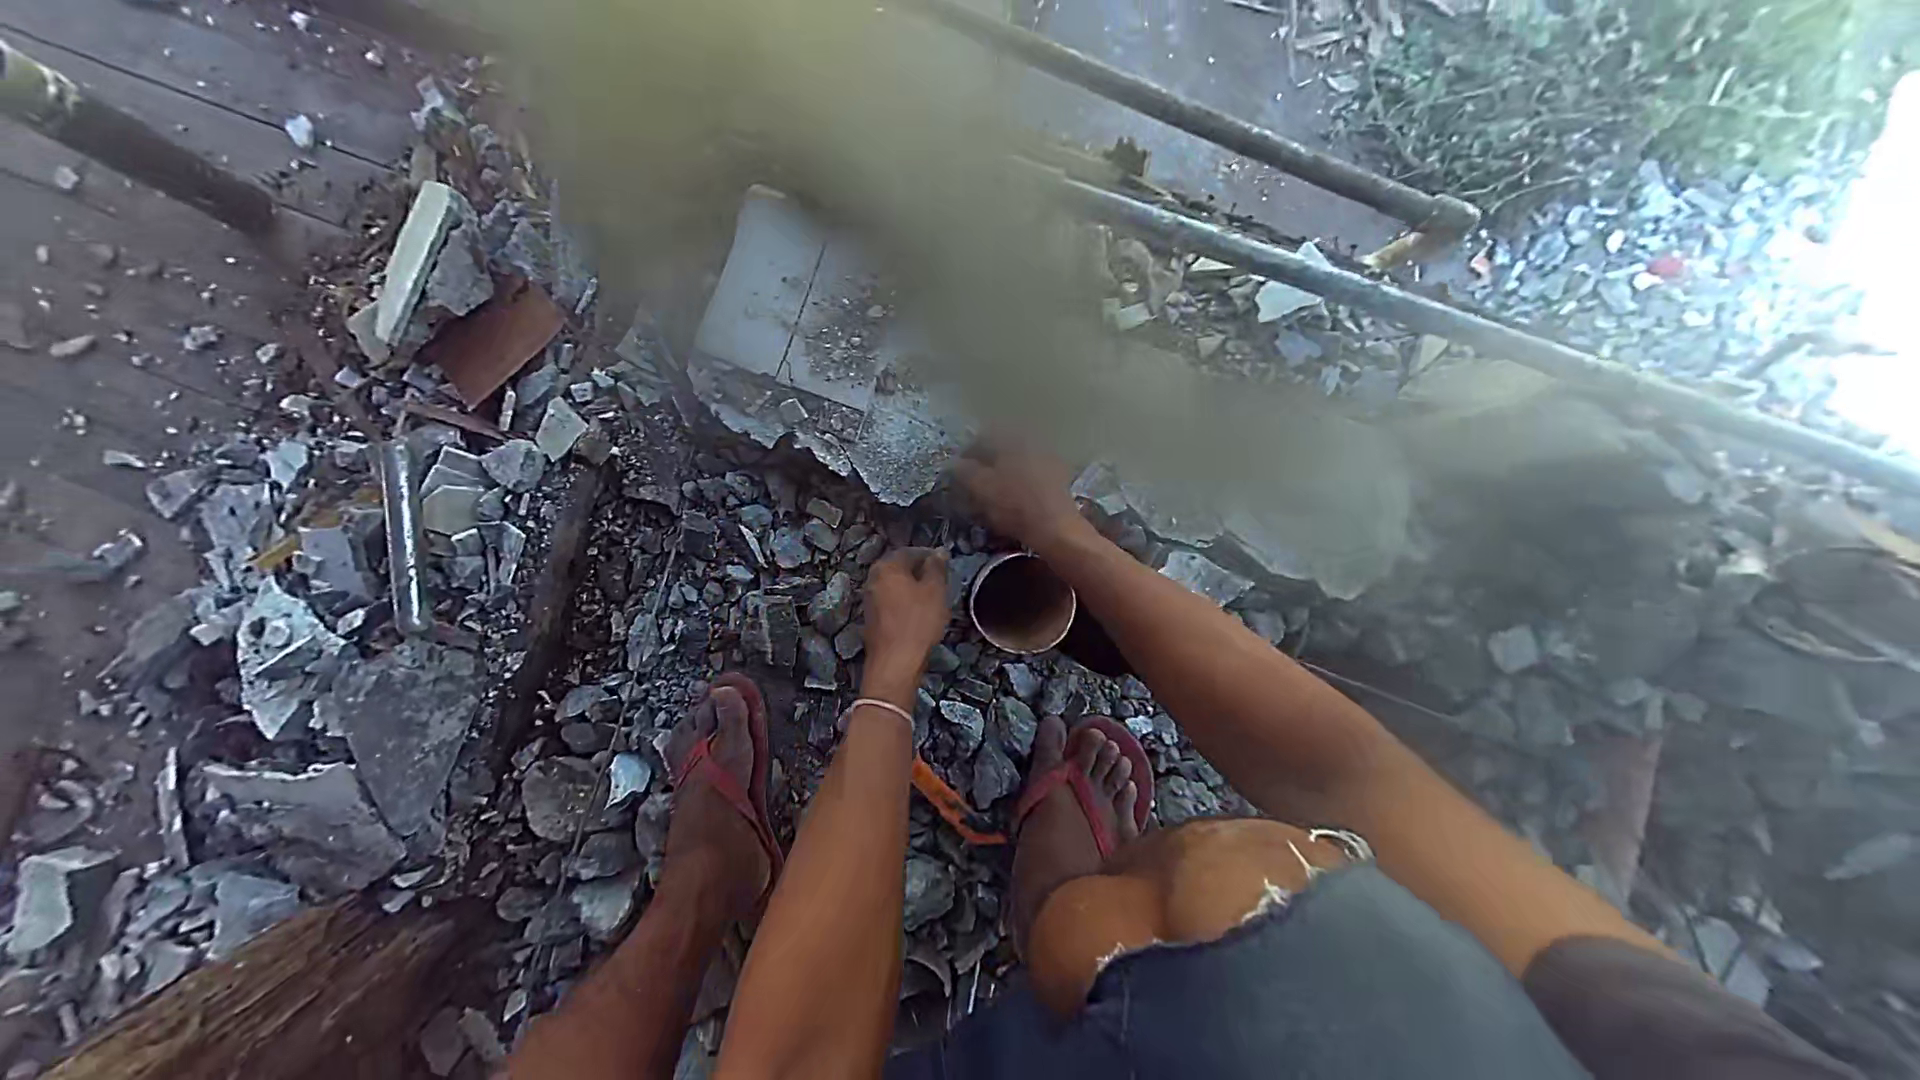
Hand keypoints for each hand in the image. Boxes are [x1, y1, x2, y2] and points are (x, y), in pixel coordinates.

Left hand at [861, 548, 950, 689]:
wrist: (895, 662)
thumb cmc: (918, 622)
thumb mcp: (935, 590)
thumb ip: (937, 567)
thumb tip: (938, 552)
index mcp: (886, 566)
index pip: (910, 551)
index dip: (930, 555)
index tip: (945, 564)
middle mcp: (873, 579)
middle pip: (900, 568)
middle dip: (921, 572)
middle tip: (941, 582)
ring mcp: (870, 599)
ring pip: (896, 586)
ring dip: (913, 588)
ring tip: (933, 599)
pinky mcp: (872, 618)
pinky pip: (891, 602)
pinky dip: (905, 603)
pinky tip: (920, 615)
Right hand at [952, 440, 1087, 553]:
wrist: (1056, 528)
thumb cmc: (1014, 505)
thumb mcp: (980, 487)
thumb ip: (963, 471)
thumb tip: (953, 463)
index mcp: (1011, 439)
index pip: (981, 437)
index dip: (965, 454)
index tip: (957, 471)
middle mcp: (1031, 441)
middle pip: (1000, 449)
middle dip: (984, 464)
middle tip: (972, 482)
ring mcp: (1048, 458)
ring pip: (1015, 462)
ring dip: (1001, 473)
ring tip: (990, 493)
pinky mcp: (1058, 477)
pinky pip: (1030, 474)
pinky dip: (1017, 482)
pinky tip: (1013, 498)